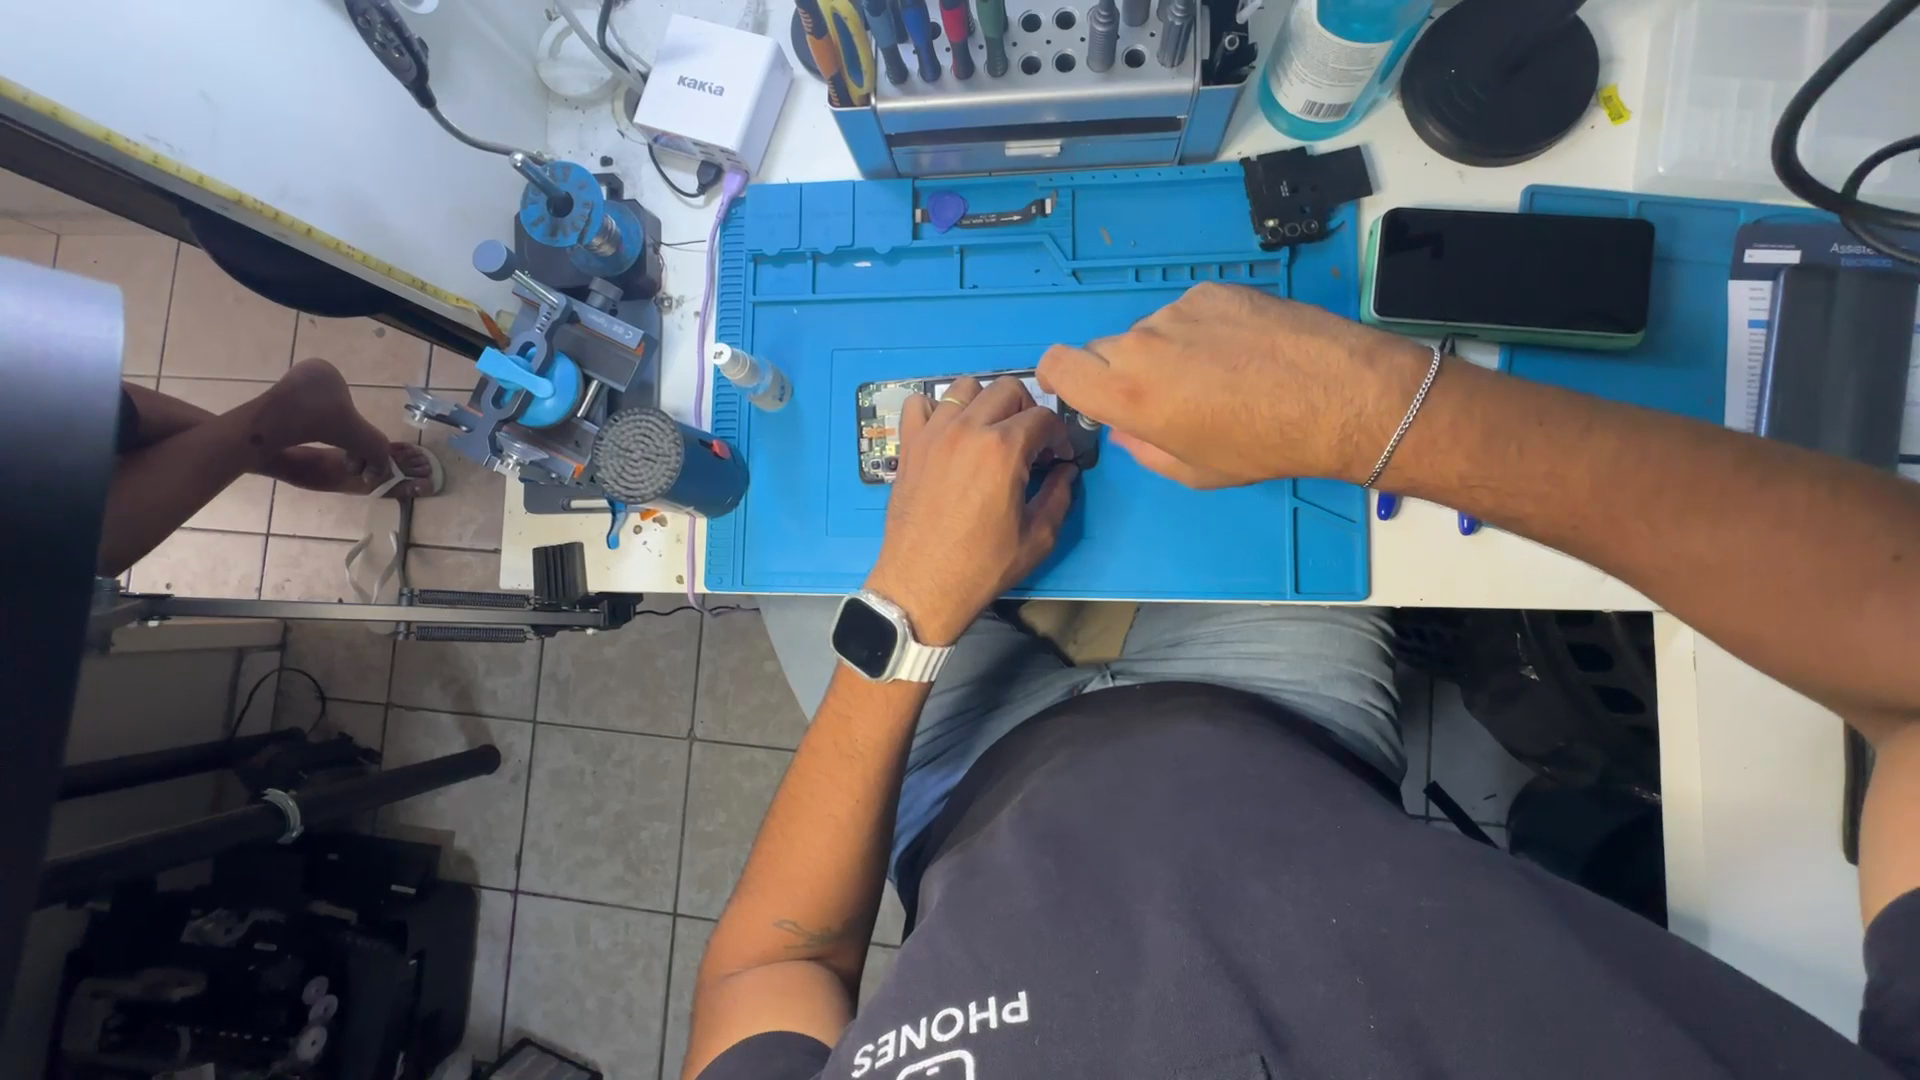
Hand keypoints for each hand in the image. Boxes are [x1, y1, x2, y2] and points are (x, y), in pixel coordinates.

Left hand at [866, 376, 1077, 645]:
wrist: (922, 586)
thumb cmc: (982, 567)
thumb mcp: (1037, 537)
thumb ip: (1059, 496)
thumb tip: (1065, 472)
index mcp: (1004, 449)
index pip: (1043, 417)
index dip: (1059, 435)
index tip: (1058, 457)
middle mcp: (967, 429)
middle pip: (1007, 389)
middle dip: (1027, 409)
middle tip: (1029, 441)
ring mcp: (933, 434)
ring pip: (964, 387)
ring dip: (985, 402)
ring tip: (990, 431)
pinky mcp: (909, 446)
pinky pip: (918, 404)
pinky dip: (936, 409)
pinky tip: (948, 432)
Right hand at [1036, 282, 1432, 487]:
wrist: (1340, 397)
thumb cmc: (1262, 446)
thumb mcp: (1190, 470)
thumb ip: (1141, 447)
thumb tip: (1128, 428)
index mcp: (1127, 395)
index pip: (1056, 364)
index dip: (1058, 376)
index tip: (1077, 388)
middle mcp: (1142, 345)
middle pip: (1102, 350)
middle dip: (1119, 373)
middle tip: (1163, 395)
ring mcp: (1178, 311)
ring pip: (1147, 331)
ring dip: (1163, 351)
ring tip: (1215, 373)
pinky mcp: (1213, 290)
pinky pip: (1184, 313)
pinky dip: (1197, 330)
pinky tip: (1237, 349)